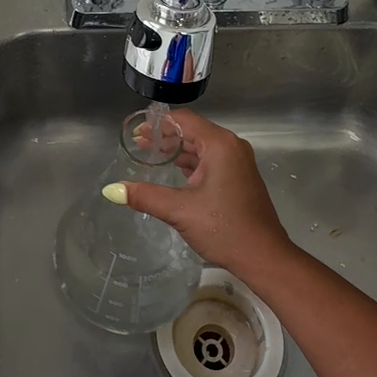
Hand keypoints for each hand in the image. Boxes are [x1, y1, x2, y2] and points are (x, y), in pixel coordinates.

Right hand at [113, 108, 292, 275]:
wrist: (264, 256)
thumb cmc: (225, 228)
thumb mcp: (181, 210)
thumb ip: (145, 196)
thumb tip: (111, 190)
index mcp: (219, 144)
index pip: (184, 119)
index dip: (158, 123)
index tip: (136, 130)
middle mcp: (230, 146)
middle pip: (192, 131)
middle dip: (164, 137)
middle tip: (137, 144)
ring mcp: (237, 161)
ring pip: (201, 147)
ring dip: (176, 150)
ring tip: (149, 156)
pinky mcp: (239, 177)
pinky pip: (210, 160)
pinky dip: (190, 163)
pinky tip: (172, 172)